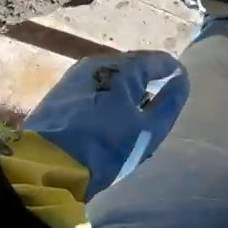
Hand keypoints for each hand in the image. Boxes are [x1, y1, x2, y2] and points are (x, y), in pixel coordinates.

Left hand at [23, 51, 189, 198]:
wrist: (46, 167)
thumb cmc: (105, 148)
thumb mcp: (148, 130)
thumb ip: (170, 102)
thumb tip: (182, 80)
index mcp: (124, 68)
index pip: (160, 60)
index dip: (174, 74)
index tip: (180, 91)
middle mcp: (99, 62)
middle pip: (134, 66)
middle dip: (149, 82)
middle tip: (157, 107)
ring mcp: (76, 75)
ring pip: (112, 77)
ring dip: (126, 90)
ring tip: (133, 115)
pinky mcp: (60, 91)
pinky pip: (94, 87)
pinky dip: (106, 97)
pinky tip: (107, 118)